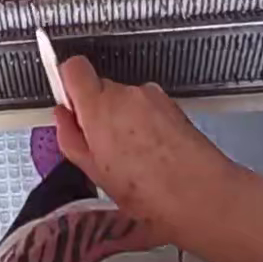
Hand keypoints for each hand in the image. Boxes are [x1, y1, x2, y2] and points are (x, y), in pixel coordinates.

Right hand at [53, 56, 246, 240]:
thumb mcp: (95, 173)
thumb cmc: (149, 192)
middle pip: (99, 87)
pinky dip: (144, 121)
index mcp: (98, 107)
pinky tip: (152, 151)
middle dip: (97, 110)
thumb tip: (62, 118)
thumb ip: (71, 138)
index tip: (70, 104)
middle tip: (103, 144)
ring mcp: (150, 95)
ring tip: (133, 154)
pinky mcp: (170, 102)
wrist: (200, 194)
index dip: (68, 82)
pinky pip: (146, 105)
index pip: (73, 67)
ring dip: (123, 117)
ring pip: (124, 98)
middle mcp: (124, 93)